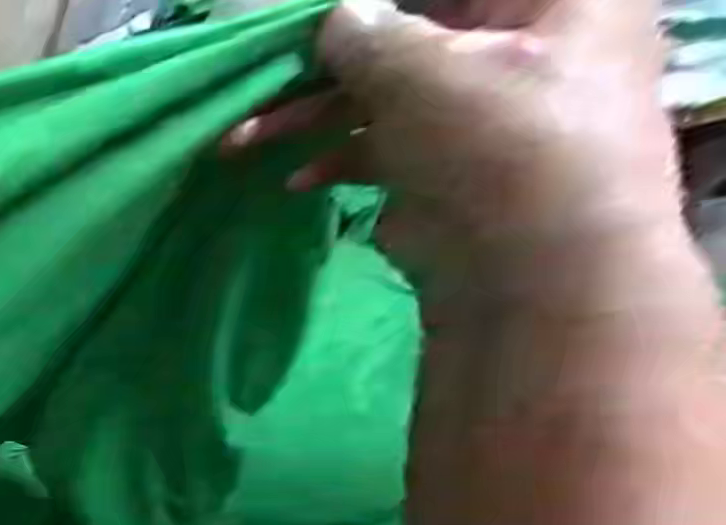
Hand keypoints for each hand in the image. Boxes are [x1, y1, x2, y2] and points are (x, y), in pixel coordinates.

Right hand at [226, 0, 680, 300]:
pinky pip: (372, 147)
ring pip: (373, 96)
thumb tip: (334, 15)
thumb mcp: (430, 74)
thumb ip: (374, 39)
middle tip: (253, 90)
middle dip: (319, 67)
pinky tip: (296, 182)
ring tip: (242, 144)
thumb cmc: (498, 141)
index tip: (305, 23)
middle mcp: (512, 42)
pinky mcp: (434, 162)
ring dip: (305, 120)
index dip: (368, 4)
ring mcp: (469, 108)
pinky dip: (330, 160)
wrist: (522, 258)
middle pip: (399, 38)